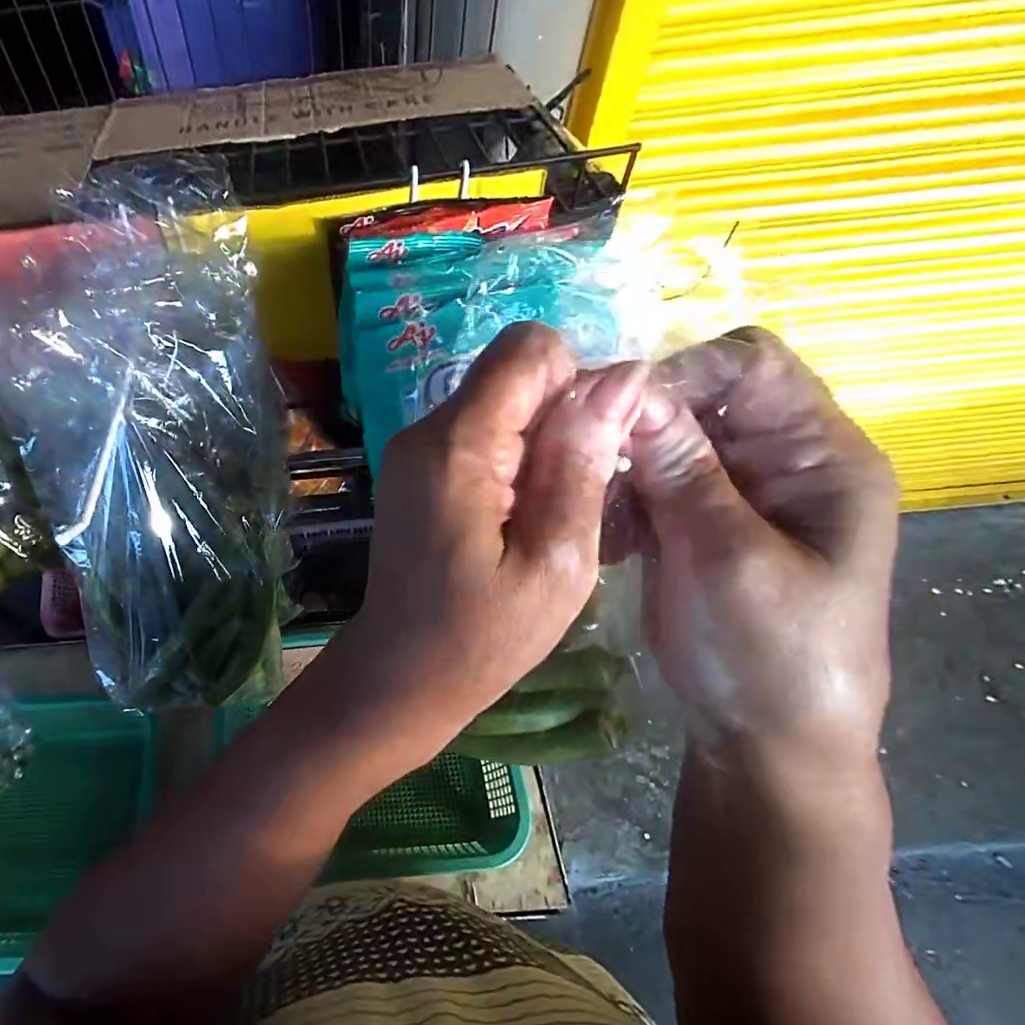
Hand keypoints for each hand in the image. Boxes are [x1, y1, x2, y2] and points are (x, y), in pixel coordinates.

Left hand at [348, 322, 647, 735]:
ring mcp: (413, 447)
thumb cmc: (483, 636)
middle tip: (569, 494)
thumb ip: (583, 464)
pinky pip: (477, 432)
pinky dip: (511, 458)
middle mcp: (425, 430)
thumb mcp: (556, 562)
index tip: (587, 450)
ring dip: (537, 441)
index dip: (575, 383)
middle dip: (558, 415)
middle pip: (512, 372)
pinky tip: (516, 516)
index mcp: (458, 446)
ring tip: (543, 513)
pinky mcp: (414, 468)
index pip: (528, 350)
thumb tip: (624, 376)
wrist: (400, 674)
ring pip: (498, 401)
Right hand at [626, 326, 898, 762]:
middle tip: (585, 456)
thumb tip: (626, 385)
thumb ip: (681, 469)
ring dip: (624, 468)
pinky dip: (622, 501)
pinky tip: (611, 541)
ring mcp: (735, 493)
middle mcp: (781, 461)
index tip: (611, 408)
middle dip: (641, 424)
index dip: (680, 373)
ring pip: (665, 441)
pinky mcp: (697, 522)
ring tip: (600, 517)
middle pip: (703, 400)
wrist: (764, 743)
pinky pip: (650, 483)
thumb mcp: (726, 558)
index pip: (752, 367)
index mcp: (821, 455)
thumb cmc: (770, 654)